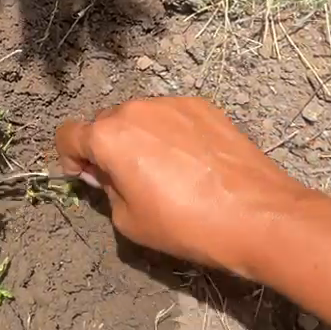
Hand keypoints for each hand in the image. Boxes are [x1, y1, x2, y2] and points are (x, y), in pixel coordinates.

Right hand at [55, 96, 315, 279]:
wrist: (263, 217)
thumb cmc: (188, 225)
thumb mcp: (130, 222)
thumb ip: (106, 191)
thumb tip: (108, 175)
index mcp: (107, 136)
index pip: (67, 135)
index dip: (71, 158)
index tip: (89, 178)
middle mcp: (131, 109)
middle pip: (103, 124)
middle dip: (108, 148)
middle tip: (131, 179)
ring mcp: (169, 103)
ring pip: (138, 118)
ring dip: (140, 138)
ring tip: (168, 170)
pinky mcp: (201, 105)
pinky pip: (171, 116)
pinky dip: (171, 133)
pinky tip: (194, 161)